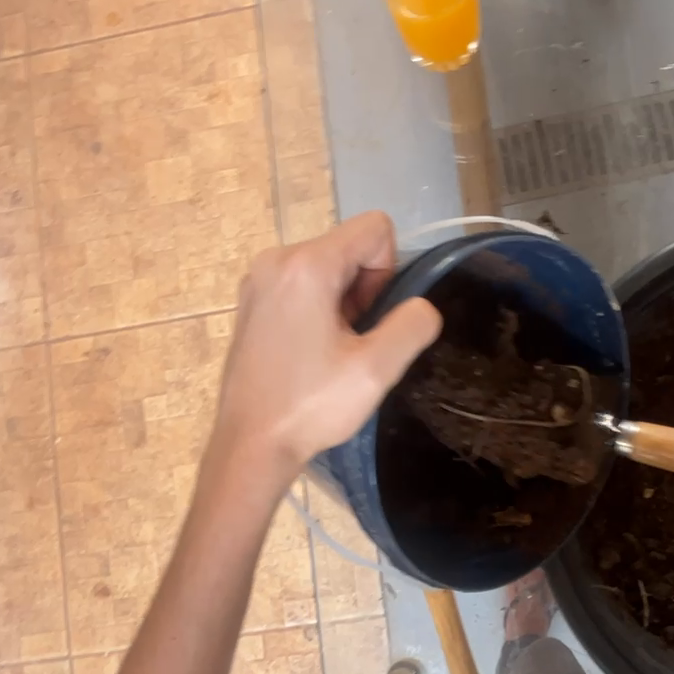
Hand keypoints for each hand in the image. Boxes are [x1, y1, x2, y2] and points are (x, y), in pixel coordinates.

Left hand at [212, 212, 441, 477]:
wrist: (250, 445)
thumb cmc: (311, 406)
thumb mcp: (377, 369)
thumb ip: (412, 326)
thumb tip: (422, 308)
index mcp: (306, 265)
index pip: (374, 229)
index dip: (388, 272)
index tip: (369, 320)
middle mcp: (276, 259)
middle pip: (349, 247)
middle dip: (365, 290)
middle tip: (351, 344)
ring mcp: (258, 280)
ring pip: (328, 268)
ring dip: (343, 303)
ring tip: (331, 352)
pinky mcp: (252, 302)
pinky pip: (303, 285)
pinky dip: (318, 310)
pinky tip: (311, 353)